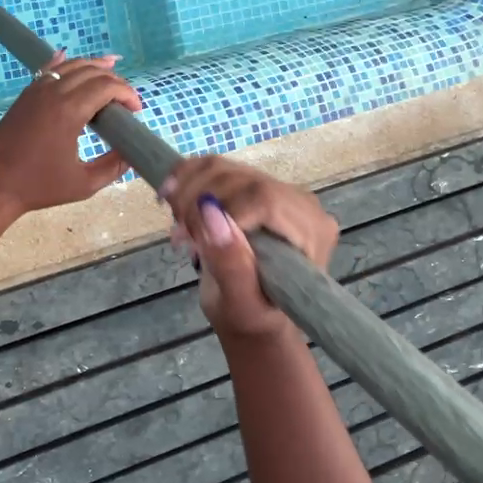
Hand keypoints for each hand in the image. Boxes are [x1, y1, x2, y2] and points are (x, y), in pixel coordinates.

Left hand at [0, 53, 141, 215]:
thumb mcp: (84, 184)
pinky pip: (47, 70)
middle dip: (114, 80)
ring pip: (70, 66)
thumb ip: (112, 167)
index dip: (127, 93)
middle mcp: (53, 92)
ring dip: (92, 66)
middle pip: (91, 71)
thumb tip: (132, 155)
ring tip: (110, 68)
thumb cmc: (39, 186)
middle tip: (125, 99)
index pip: (107, 86)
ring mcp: (36, 91)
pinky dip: (62, 62)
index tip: (136, 109)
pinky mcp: (25, 96)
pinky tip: (68, 56)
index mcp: (70, 111)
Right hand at [162, 156, 338, 341]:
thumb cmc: (252, 316)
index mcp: (311, 231)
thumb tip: (211, 214)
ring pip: (222, 168)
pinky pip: (213, 166)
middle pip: (240, 179)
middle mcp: (300, 203)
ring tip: (177, 227)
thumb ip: (231, 263)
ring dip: (186, 192)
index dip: (220, 209)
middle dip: (197, 203)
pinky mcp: (249, 184)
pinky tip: (171, 199)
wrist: (250, 315)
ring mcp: (275, 190)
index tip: (192, 239)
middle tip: (179, 238)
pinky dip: (184, 178)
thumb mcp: (240, 303)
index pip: (263, 198)